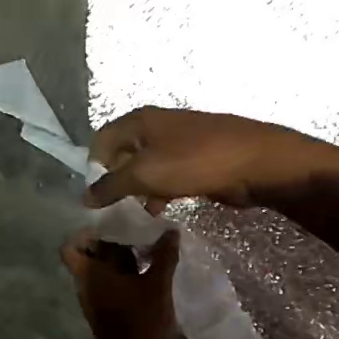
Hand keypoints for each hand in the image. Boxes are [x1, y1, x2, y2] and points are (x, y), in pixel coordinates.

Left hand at [61, 229, 179, 338]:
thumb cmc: (143, 323)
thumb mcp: (158, 285)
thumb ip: (164, 256)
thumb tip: (171, 230)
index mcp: (90, 274)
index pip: (70, 247)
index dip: (85, 233)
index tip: (110, 225)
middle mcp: (86, 284)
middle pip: (90, 254)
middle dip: (111, 241)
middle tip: (137, 232)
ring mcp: (95, 299)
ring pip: (101, 269)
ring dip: (121, 257)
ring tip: (147, 248)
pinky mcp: (107, 309)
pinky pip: (110, 283)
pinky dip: (125, 273)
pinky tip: (149, 270)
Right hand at [83, 107, 327, 209]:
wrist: (254, 162)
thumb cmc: (194, 161)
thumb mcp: (144, 174)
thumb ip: (111, 186)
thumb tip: (84, 198)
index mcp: (139, 121)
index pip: (100, 140)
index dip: (93, 168)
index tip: (94, 197)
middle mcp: (154, 128)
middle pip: (122, 155)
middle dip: (114, 182)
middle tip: (110, 210)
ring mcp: (177, 144)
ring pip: (144, 169)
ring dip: (136, 192)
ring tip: (131, 216)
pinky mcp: (194, 162)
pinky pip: (165, 178)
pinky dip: (157, 193)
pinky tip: (157, 213)